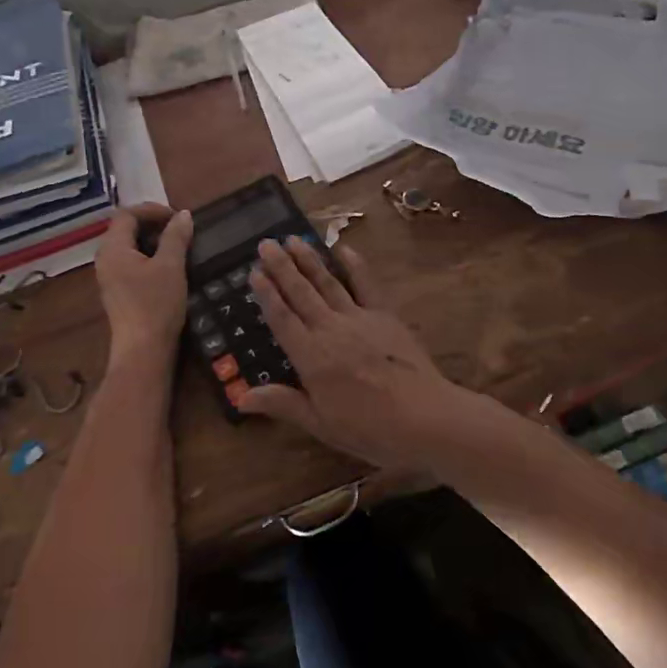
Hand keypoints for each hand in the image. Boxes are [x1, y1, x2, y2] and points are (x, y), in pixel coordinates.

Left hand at [95, 203, 193, 363]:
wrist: (143, 351)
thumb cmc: (156, 304)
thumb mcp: (171, 266)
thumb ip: (176, 237)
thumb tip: (183, 215)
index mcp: (113, 248)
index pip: (126, 214)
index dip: (152, 210)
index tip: (176, 217)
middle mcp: (105, 259)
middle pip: (124, 229)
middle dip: (152, 224)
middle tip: (179, 230)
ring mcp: (109, 277)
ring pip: (128, 247)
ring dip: (152, 241)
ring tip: (177, 247)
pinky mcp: (117, 292)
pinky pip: (130, 263)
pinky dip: (148, 257)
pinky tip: (167, 268)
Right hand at [239, 237, 484, 471]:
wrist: (425, 418)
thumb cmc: (369, 428)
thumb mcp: (321, 424)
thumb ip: (283, 404)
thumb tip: (241, 398)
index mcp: (311, 357)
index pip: (282, 318)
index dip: (266, 295)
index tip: (254, 272)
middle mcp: (330, 330)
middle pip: (301, 293)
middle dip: (281, 267)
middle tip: (265, 244)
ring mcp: (359, 319)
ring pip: (328, 283)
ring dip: (309, 260)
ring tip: (293, 239)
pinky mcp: (385, 316)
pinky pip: (367, 285)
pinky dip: (354, 265)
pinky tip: (343, 249)